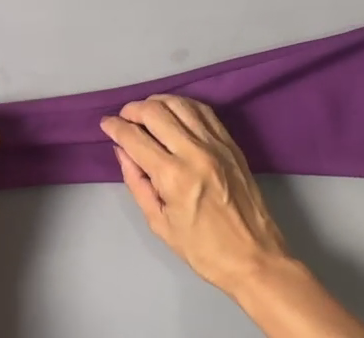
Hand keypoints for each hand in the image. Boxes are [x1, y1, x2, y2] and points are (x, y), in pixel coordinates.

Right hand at [100, 95, 288, 293]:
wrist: (257, 260)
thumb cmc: (204, 250)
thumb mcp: (160, 224)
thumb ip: (137, 183)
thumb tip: (122, 151)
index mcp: (173, 177)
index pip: (134, 137)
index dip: (114, 127)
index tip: (106, 125)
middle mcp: (194, 153)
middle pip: (154, 112)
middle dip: (132, 110)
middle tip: (124, 119)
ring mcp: (216, 146)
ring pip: (179, 104)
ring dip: (156, 103)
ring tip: (147, 113)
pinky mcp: (231, 145)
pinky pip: (203, 111)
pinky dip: (183, 105)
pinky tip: (174, 113)